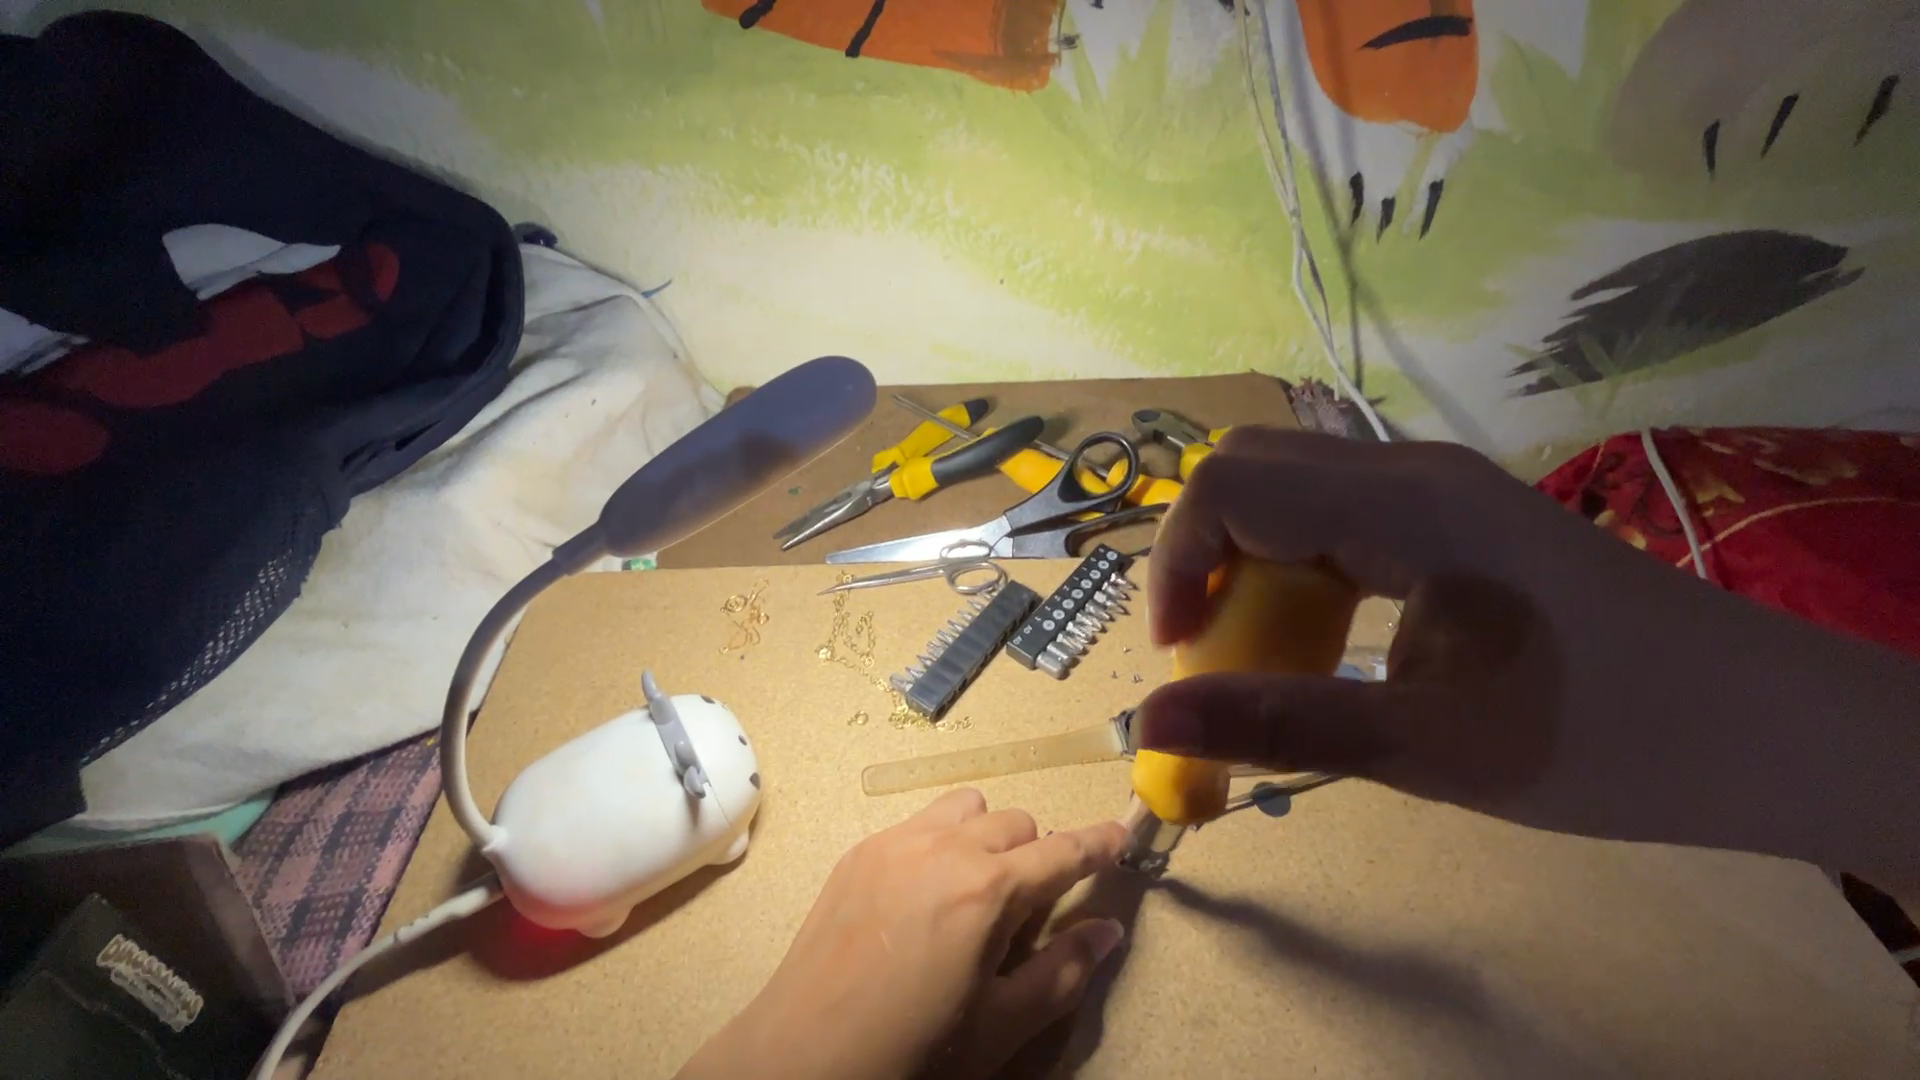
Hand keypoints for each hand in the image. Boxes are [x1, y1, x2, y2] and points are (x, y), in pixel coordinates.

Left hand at [678, 790, 1127, 1079]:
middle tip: (1023, 907)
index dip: (1097, 844)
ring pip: (967, 806)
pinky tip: (921, 894)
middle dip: (1035, 853)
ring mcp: (898, 840)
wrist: (803, 1055)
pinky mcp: (862, 848)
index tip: (1120, 836)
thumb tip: (1108, 929)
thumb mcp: (1000, 1027)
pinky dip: (940, 840)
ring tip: (973, 888)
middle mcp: (947, 847)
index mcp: (989, 890)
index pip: (1061, 852)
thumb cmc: (913, 1050)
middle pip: (1016, 821)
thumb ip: (1063, 972)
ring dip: (986, 835)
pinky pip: (920, 821)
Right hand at [1137, 427, 1919, 880]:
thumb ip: (1279, 724)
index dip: (1177, 562)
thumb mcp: (1429, 746)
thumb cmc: (1610, 741)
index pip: (1230, 484)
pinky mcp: (1451, 510)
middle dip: (1203, 551)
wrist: (1783, 730)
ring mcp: (1435, 483)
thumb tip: (1149, 722)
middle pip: (1250, 466)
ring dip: (1246, 556)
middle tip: (1215, 639)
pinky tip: (1324, 626)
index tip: (1182, 649)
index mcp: (1404, 504)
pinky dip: (1294, 562)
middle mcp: (1409, 469)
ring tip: (1264, 640)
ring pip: (1288, 483)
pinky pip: (1333, 509)